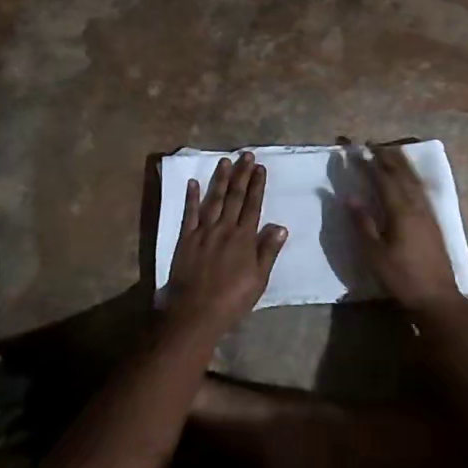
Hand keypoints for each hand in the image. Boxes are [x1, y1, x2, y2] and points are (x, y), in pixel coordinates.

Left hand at [165, 153, 287, 334]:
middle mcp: (225, 229)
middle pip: (235, 197)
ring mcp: (203, 232)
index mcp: (244, 238)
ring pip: (214, 200)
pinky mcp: (186, 239)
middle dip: (242, 175)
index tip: (260, 168)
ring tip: (225, 161)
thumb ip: (268, 251)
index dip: (257, 185)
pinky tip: (194, 182)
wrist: (196, 312)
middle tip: (246, 155)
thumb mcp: (259, 280)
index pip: (253, 205)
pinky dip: (192, 197)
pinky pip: (189, 214)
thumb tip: (281, 226)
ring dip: (221, 180)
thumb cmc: (232, 300)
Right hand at [349, 144, 464, 312]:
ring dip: (401, 162)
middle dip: (386, 156)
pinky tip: (409, 178)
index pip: (382, 178)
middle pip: (401, 173)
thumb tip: (350, 196)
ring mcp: (428, 212)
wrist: (437, 298)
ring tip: (389, 151)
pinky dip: (411, 176)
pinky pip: (421, 188)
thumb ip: (363, 223)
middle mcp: (417, 205)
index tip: (355, 149)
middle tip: (371, 143)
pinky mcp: (434, 220)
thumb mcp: (375, 254)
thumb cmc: (402, 277)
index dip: (369, 162)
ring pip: (414, 179)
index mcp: (401, 211)